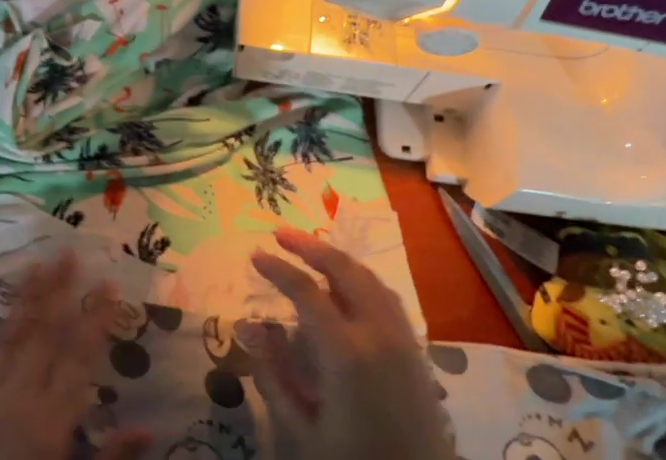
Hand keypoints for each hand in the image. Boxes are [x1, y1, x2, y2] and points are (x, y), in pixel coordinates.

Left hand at [0, 252, 149, 459]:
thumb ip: (111, 458)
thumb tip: (152, 428)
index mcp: (52, 419)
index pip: (78, 356)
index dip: (94, 317)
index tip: (107, 281)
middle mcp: (18, 398)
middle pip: (41, 336)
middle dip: (57, 292)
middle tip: (67, 251)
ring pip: (6, 340)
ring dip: (22, 300)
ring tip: (34, 264)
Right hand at [251, 229, 451, 459]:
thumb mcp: (303, 430)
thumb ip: (273, 376)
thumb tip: (249, 329)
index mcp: (345, 352)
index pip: (306, 291)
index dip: (278, 269)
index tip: (255, 255)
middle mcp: (377, 332)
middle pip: (344, 269)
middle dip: (310, 246)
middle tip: (280, 235)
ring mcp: (402, 337)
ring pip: (369, 277)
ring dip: (336, 258)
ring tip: (309, 251)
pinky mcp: (416, 349)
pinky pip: (386, 296)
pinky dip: (360, 277)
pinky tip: (346, 284)